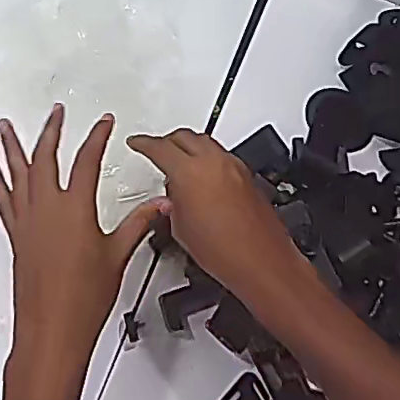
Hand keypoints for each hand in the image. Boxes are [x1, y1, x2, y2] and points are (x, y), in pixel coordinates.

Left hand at [0, 105, 168, 381]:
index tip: (104, 122)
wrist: (51, 334)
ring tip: (4, 126)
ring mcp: (27, 222)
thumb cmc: (82, 300)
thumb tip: (160, 205)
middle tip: (55, 112)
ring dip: (12, 147)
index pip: (87, 159)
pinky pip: (3, 200)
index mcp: (74, 208)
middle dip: (51, 130)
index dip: (97, 136)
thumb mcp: (118, 255)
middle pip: (45, 157)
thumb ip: (139, 223)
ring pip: (17, 173)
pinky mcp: (16, 237)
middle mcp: (46, 209)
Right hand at [126, 129, 314, 311]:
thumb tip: (172, 198)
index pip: (160, 147)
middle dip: (167, 141)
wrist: (262, 262)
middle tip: (157, 150)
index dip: (144, 143)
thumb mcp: (181, 229)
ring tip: (180, 166)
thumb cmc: (226, 252)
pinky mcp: (247, 174)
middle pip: (184, 137)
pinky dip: (208, 159)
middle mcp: (213, 162)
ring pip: (205, 143)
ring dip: (189, 148)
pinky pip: (221, 156)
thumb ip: (172, 204)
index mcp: (190, 171)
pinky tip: (204, 177)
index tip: (138, 142)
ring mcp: (233, 166)